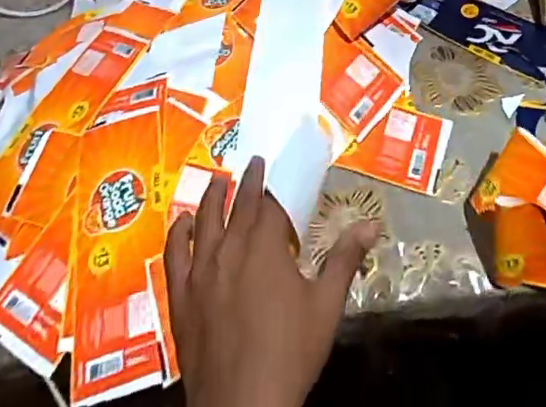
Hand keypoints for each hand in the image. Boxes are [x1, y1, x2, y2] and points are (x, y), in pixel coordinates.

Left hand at [166, 157, 378, 406]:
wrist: (242, 405)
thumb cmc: (290, 352)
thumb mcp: (326, 305)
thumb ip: (345, 259)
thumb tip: (371, 225)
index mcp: (264, 249)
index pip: (268, 205)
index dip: (273, 186)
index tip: (275, 167)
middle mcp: (229, 254)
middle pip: (236, 208)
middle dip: (246, 183)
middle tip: (252, 163)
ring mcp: (200, 277)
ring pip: (203, 225)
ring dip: (211, 199)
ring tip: (217, 180)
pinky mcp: (181, 301)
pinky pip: (174, 257)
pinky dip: (178, 234)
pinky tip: (182, 222)